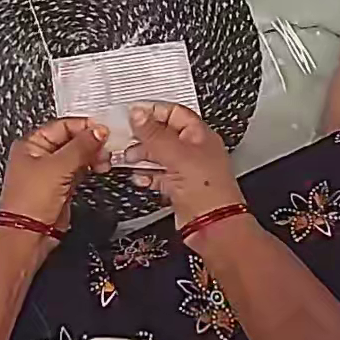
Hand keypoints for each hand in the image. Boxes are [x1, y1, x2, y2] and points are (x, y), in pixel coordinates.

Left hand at [0, 117, 109, 234]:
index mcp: (32, 144)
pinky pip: (80, 170)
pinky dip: (91, 167)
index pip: (63, 125)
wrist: (28, 235)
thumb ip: (81, 146)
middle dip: (91, 142)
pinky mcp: (61, 186)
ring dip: (93, 155)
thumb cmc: (28, 202)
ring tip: (105, 158)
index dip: (84, 126)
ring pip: (78, 155)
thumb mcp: (58, 166)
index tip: (102, 130)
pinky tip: (100, 166)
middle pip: (72, 140)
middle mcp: (40, 155)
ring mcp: (51, 172)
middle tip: (106, 145)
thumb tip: (98, 131)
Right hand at [122, 103, 244, 228]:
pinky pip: (157, 175)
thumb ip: (154, 134)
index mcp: (199, 135)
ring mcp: (185, 170)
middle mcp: (193, 150)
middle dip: (143, 136)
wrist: (214, 228)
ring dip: (141, 156)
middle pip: (163, 134)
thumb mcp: (177, 155)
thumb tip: (138, 114)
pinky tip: (139, 177)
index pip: (174, 112)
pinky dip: (146, 175)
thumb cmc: (209, 191)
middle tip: (126, 138)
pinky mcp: (178, 188)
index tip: (133, 113)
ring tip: (128, 158)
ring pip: (158, 155)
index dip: (153, 111)